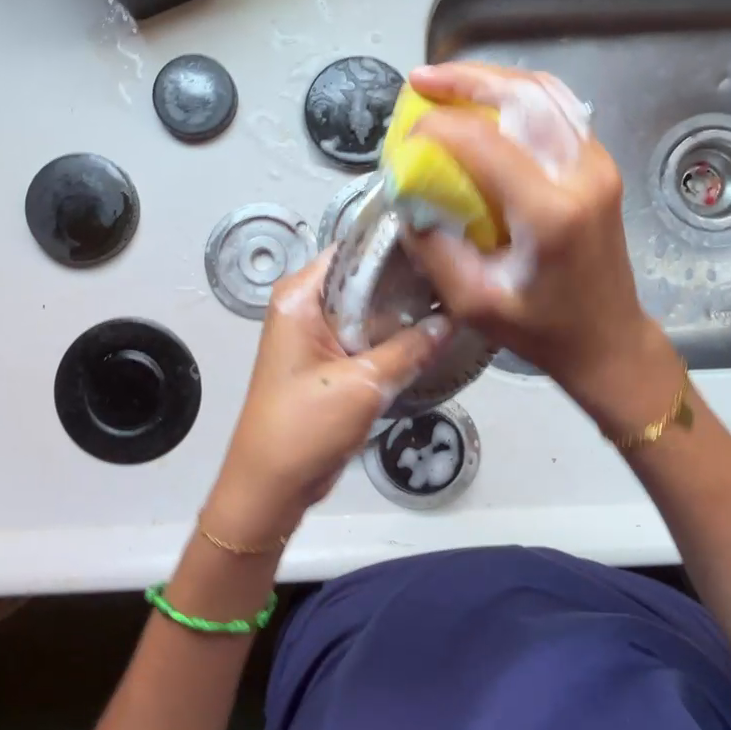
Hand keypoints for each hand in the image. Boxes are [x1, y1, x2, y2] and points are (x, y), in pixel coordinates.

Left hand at [202, 249, 451, 546]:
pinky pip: (367, 339)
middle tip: (459, 277)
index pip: (352, 249)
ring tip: (456, 302)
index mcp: (299, 297)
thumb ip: (410, 349)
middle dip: (407, 280)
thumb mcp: (363, 385)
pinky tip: (434, 338)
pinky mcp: (329, 363)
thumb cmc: (304, 427)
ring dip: (404, 313)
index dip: (396, 244)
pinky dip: (394, 340)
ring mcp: (316, 336)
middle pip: (363, 279)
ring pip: (369, 311)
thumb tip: (452, 322)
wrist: (271, 486)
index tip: (444, 242)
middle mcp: (305, 308)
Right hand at [400, 62, 677, 403]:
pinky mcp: (599, 164)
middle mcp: (581, 174)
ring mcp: (597, 163)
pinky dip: (517, 94)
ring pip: (544, 92)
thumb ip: (434, 250)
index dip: (438, 128)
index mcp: (551, 212)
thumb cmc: (544, 331)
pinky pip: (557, 109)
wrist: (608, 340)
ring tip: (446, 82)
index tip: (404, 134)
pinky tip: (486, 100)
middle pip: (522, 96)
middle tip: (420, 80)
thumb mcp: (475, 304)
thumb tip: (407, 202)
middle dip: (466, 80)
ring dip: (492, 80)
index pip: (486, 144)